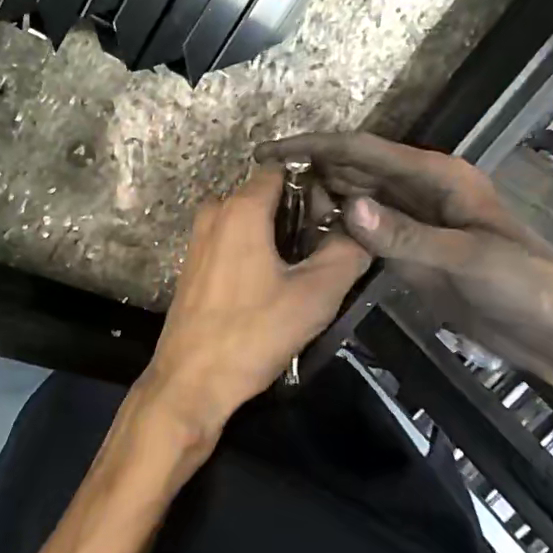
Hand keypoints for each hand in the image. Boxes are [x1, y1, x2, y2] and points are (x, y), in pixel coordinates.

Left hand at [142, 166, 371, 434]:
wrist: (190, 380)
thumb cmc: (253, 333)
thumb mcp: (314, 296)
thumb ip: (346, 254)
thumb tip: (363, 228)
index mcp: (240, 208)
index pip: (284, 171)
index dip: (315, 187)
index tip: (338, 214)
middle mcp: (214, 212)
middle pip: (266, 194)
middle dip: (298, 212)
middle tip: (327, 247)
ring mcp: (199, 237)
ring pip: (248, 218)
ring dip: (277, 234)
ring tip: (304, 268)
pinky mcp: (194, 263)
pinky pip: (231, 239)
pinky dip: (255, 248)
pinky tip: (274, 283)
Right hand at [254, 133, 552, 380]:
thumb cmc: (528, 285)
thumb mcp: (469, 259)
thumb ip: (406, 236)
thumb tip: (346, 208)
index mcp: (437, 176)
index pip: (363, 150)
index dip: (315, 146)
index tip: (269, 151)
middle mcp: (420, 189)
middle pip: (354, 169)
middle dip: (312, 171)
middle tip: (264, 187)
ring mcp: (414, 219)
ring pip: (357, 197)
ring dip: (322, 198)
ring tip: (277, 208)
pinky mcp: (411, 249)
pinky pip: (366, 230)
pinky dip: (337, 227)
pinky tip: (310, 234)